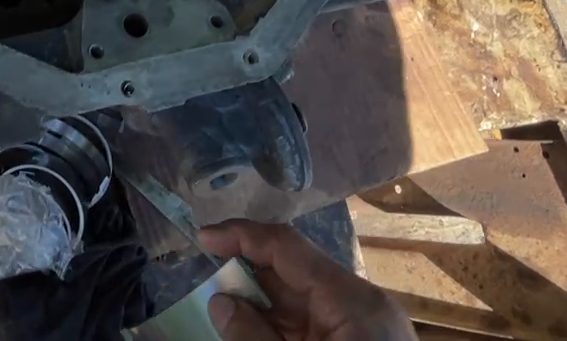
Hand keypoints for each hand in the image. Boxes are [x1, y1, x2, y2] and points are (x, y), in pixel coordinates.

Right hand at [197, 221, 415, 340]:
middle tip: (210, 289)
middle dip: (248, 277)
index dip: (240, 236)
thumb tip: (220, 303)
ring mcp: (365, 331)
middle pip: (293, 272)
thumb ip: (255, 338)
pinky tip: (256, 334)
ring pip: (300, 302)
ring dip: (261, 307)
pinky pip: (312, 328)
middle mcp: (361, 306)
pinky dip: (280, 330)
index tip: (201, 240)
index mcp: (352, 301)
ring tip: (227, 315)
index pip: (286, 246)